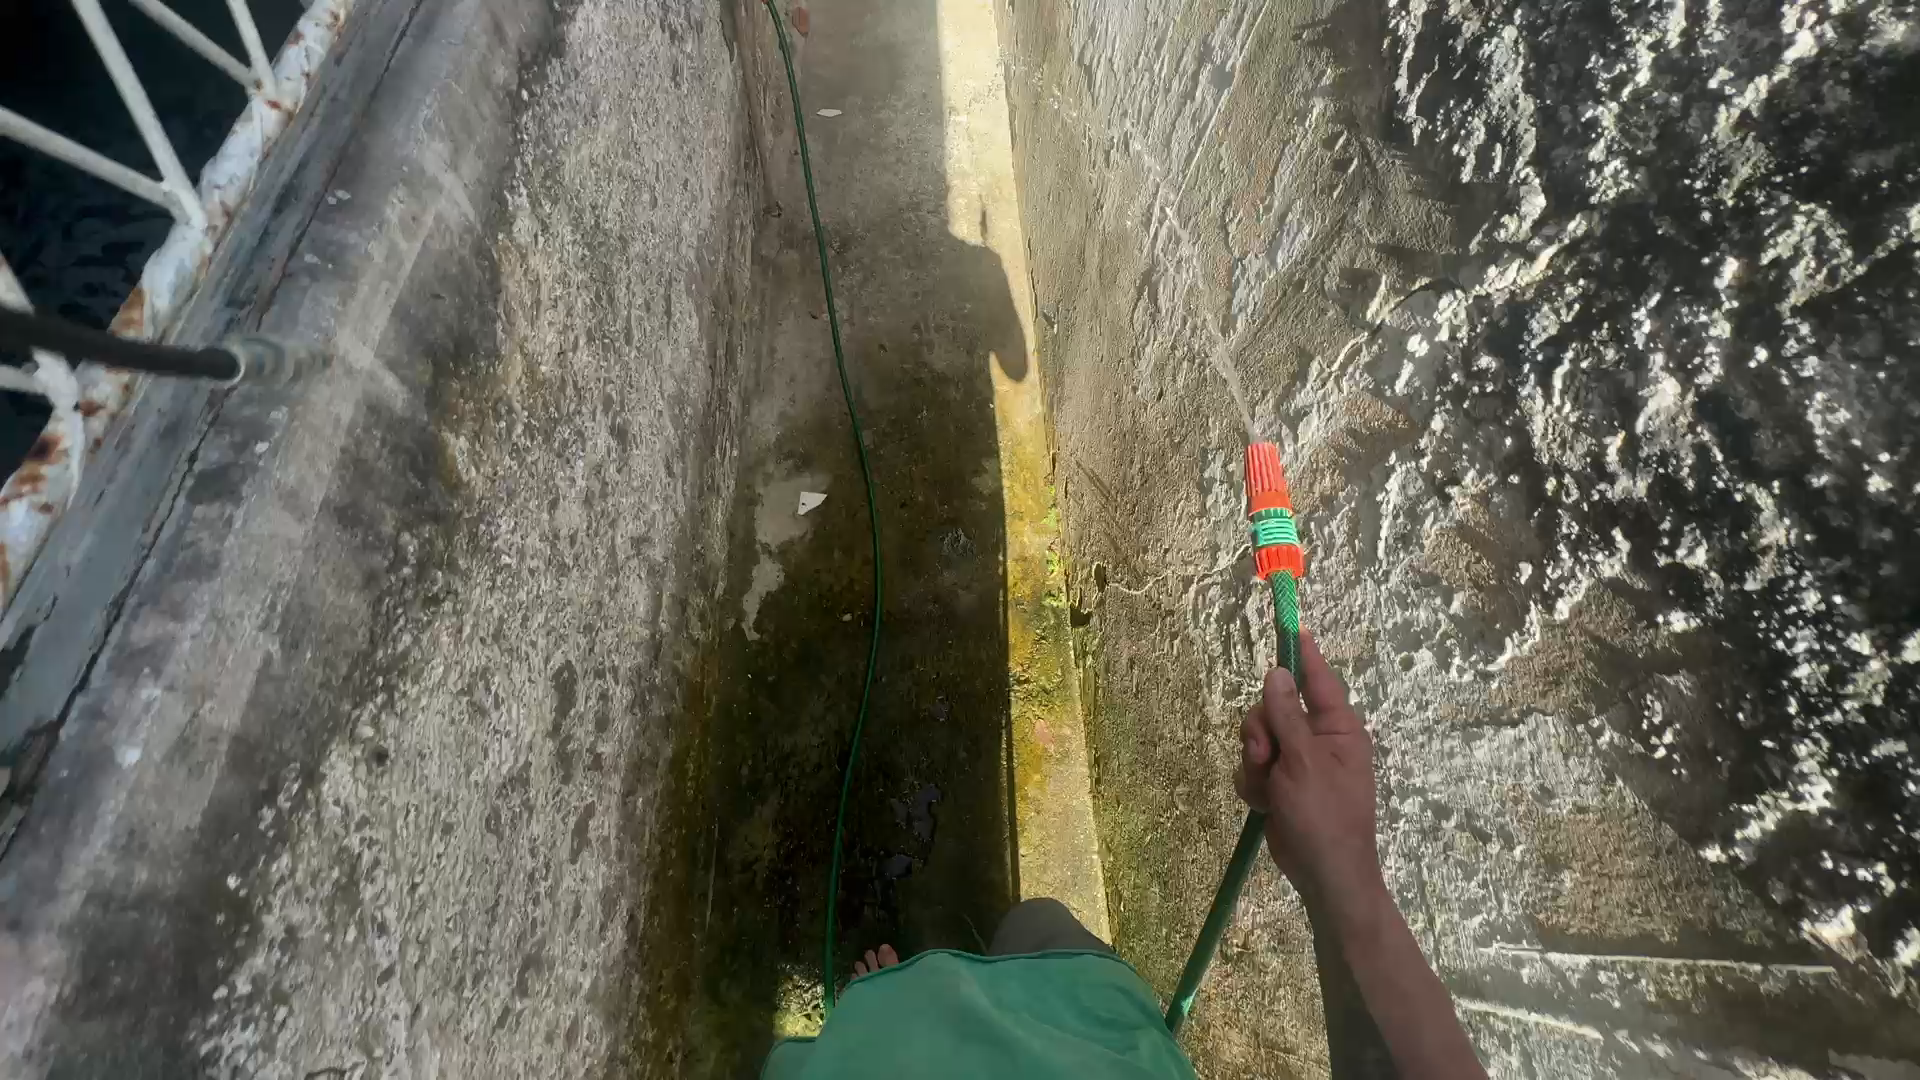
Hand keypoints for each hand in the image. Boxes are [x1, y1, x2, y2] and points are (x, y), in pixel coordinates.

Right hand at [1235, 630, 1384, 912]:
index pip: (1319, 680)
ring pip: (1257, 736)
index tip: (1294, 628)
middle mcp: (1318, 739)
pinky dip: (1253, 782)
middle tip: (1263, 755)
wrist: (1322, 875)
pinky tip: (1264, 802)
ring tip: (1268, 788)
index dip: (1304, 655)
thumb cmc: (1324, 817)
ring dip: (1254, 762)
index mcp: (1338, 729)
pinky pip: (1253, 764)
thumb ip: (1286, 715)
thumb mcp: (1303, 762)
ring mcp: (1298, 761)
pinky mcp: (1281, 781)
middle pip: (1273, 708)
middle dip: (1259, 731)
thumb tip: (1278, 672)